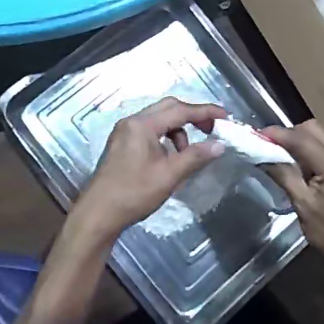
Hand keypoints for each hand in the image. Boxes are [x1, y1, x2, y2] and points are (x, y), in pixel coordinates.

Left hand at [72, 98, 227, 241]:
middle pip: (168, 109)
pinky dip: (165, 140)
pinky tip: (169, 160)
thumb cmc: (133, 193)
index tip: (225, 117)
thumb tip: (220, 145)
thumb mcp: (169, 175)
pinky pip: (149, 132)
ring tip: (186, 155)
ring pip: (159, 121)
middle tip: (211, 130)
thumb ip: (195, 157)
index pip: (180, 110)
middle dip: (192, 117)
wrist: (98, 214)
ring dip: (178, 132)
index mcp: (142, 124)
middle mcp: (132, 122)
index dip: (205, 112)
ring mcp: (124, 132)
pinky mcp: (122, 144)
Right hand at [261, 122, 323, 276]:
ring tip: (281, 155)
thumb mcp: (302, 204)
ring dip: (300, 141)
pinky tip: (299, 166)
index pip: (301, 138)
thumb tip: (262, 155)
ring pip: (321, 137)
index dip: (277, 134)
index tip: (256, 135)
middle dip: (289, 133)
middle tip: (269, 146)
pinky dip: (311, 150)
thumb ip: (283, 174)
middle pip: (313, 129)